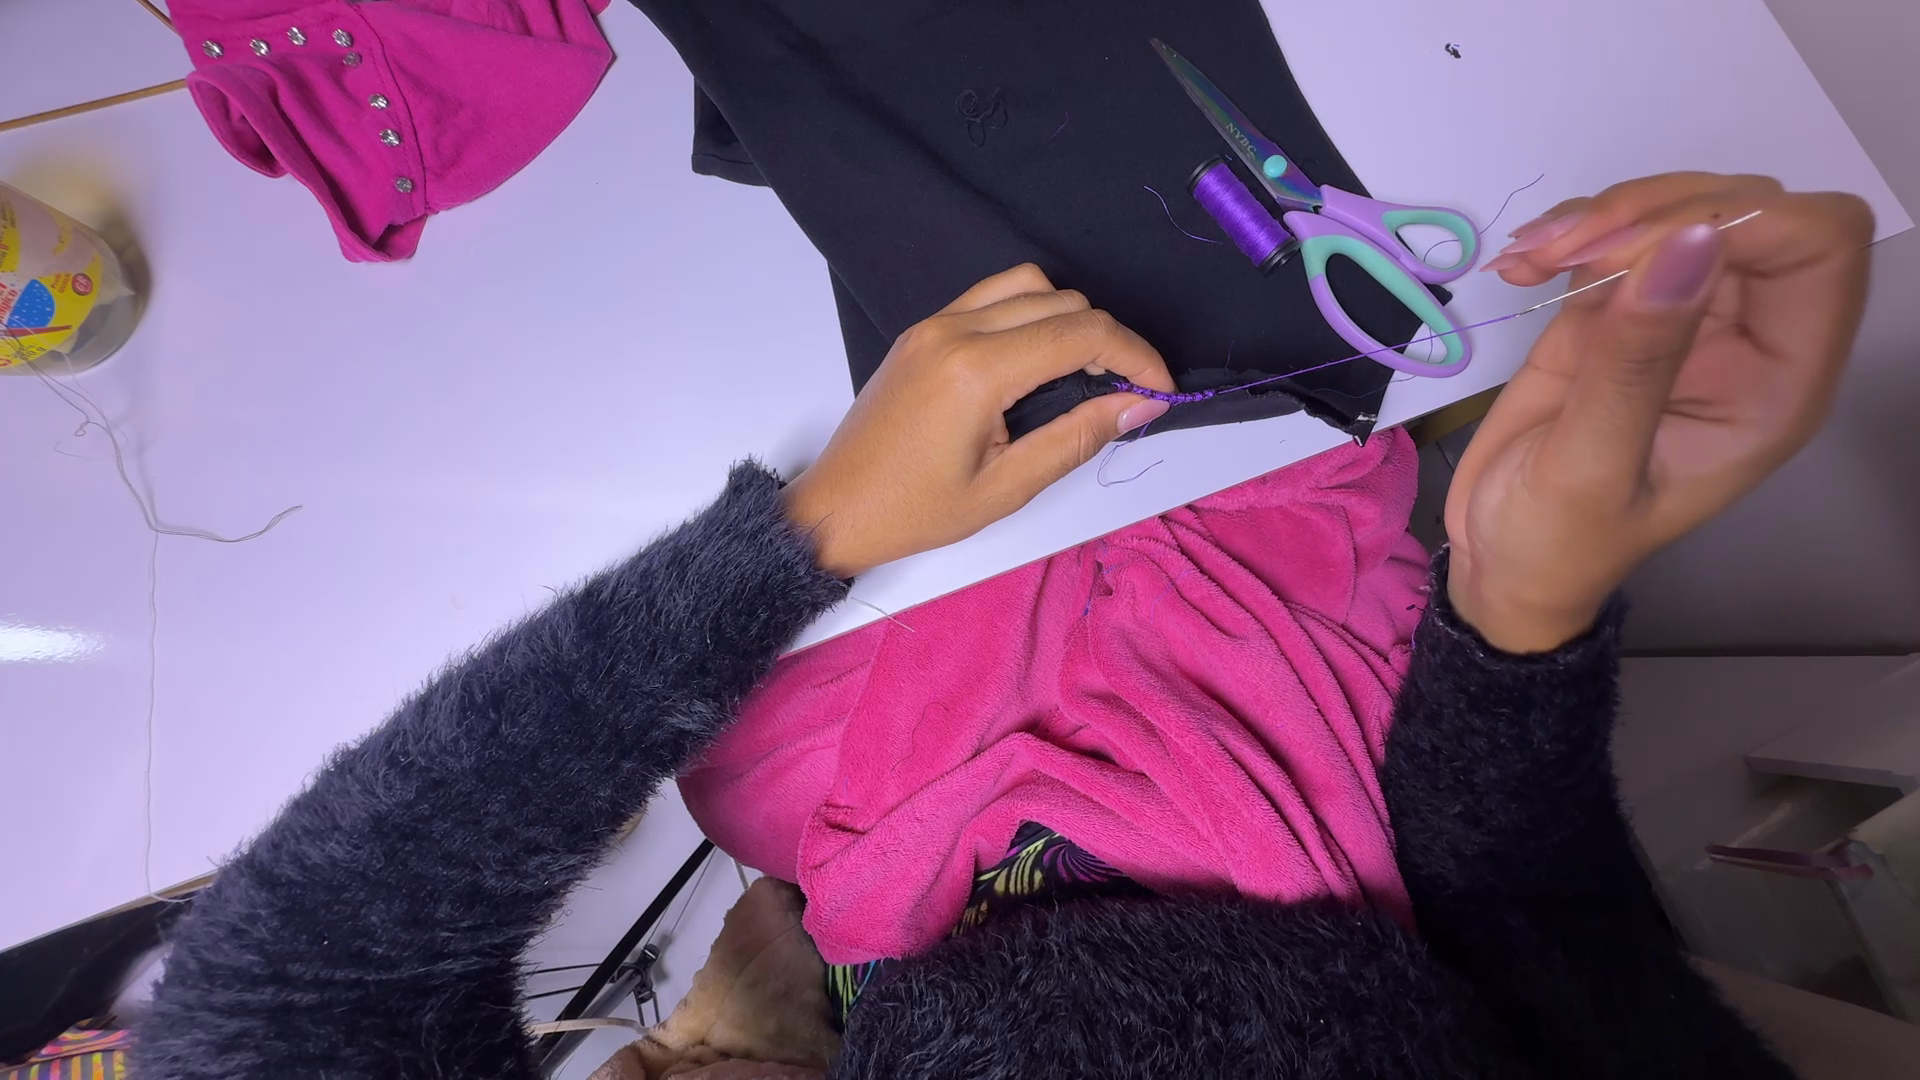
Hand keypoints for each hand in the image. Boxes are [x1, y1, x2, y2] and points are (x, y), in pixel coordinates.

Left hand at [784, 264, 1175, 577]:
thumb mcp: (1006, 488)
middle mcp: (954, 329)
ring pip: (1028, 286)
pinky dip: (1030, 315)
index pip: (1083, 334)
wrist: (836, 509)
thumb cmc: (914, 512)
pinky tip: (1035, 362)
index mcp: (976, 370)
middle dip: (1109, 340)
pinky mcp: (922, 331)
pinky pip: (991, 297)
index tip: (1160, 391)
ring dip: (1070, 319)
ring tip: (1083, 374)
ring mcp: (934, 323)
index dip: (1137, 358)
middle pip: (1063, 301)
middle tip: (1126, 392)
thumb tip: (1139, 404)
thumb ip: (1077, 437)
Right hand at [1447, 172, 1873, 651]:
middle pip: (1739, 217)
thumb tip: (1684, 244)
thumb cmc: (1556, 540)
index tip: (1613, 254)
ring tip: (1523, 255)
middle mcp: (1735, 340)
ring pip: (1669, 220)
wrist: (1499, 560)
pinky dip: (1558, 242)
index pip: (1811, 248)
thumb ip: (1635, 365)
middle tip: (1554, 249)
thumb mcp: (1589, 467)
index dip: (1729, 223)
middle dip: (1648, 212)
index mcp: (1771, 381)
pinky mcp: (1602, 326)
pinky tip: (1512, 266)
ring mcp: (1666, 328)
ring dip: (1597, 218)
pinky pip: (1601, 254)